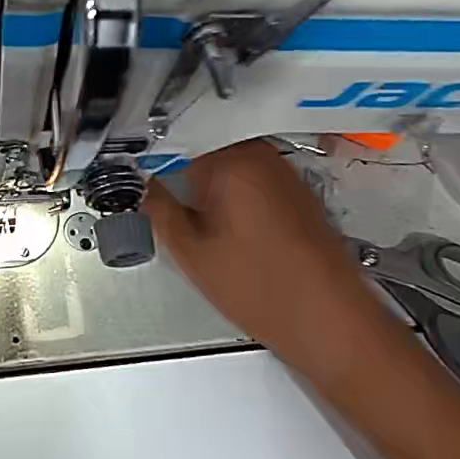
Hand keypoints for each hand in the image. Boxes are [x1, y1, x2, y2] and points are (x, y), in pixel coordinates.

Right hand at [144, 139, 394, 375]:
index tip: (130, 173)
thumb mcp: (190, 251)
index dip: (147, 156)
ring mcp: (280, 169)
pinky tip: (219, 220)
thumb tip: (141, 186)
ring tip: (185, 210)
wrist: (329, 319)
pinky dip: (228, 189)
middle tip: (153, 193)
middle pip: (201, 145)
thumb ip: (158, 208)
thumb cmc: (261, 287)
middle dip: (175, 166)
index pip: (173, 140)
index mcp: (229, 159)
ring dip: (201, 179)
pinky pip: (248, 175)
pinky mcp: (294, 189)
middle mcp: (258, 153)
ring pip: (224, 161)